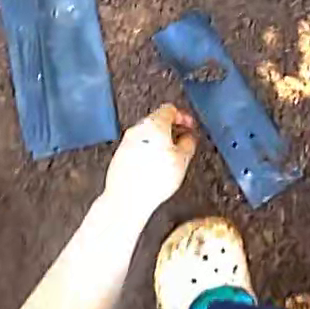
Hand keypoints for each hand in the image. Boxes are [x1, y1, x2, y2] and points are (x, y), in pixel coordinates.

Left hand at [100, 104, 197, 219]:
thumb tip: (188, 138)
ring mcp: (127, 142)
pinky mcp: (120, 154)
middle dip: (172, 129)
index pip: (170, 109)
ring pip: (148, 134)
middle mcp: (138, 129)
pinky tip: (154, 167)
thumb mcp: (183, 160)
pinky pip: (138, 146)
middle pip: (158, 120)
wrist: (127, 199)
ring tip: (169, 157)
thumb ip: (189, 142)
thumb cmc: (153, 180)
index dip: (183, 117)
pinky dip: (148, 151)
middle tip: (182, 140)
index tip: (189, 125)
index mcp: (154, 125)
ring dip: (160, 140)